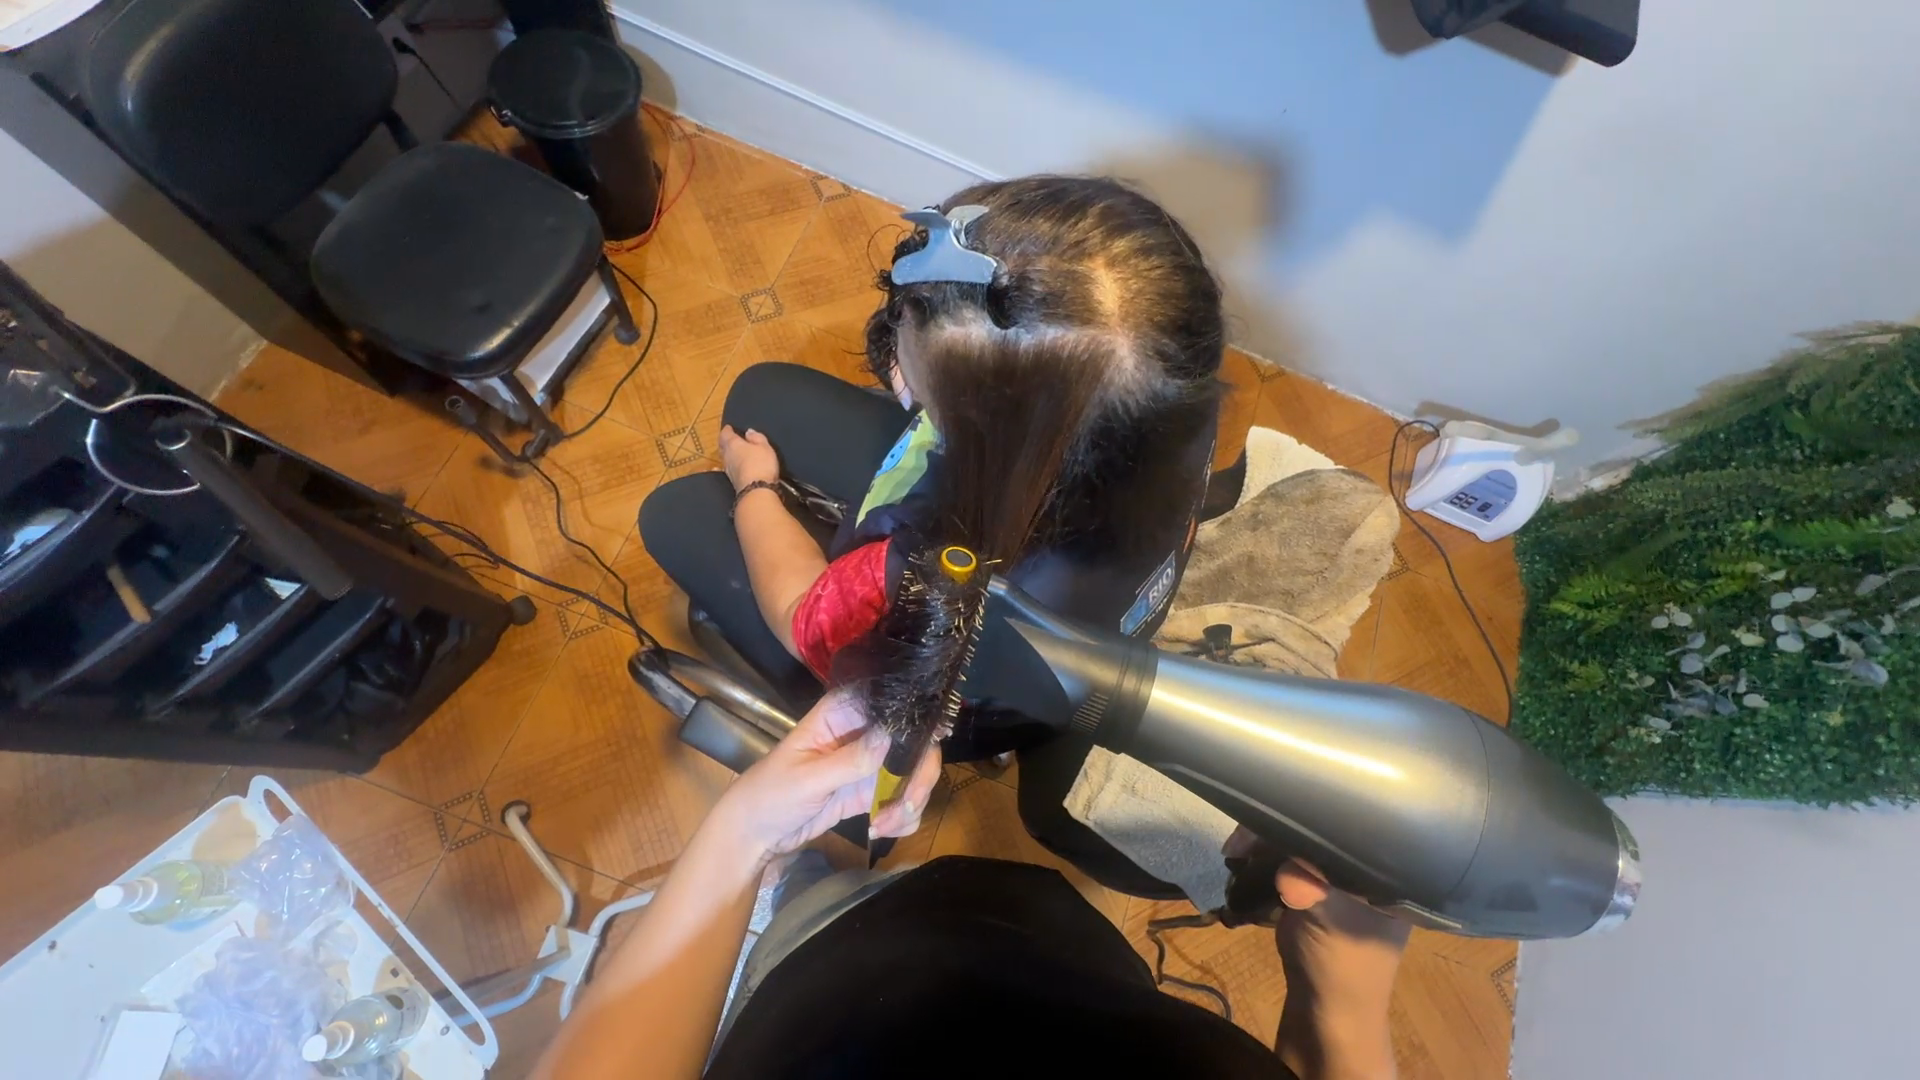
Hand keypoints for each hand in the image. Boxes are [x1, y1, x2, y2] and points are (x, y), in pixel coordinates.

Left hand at [711, 689, 941, 866]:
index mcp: (842, 713)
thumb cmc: (770, 794)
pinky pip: (902, 799)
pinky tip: (881, 830)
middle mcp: (863, 731)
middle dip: (918, 776)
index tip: (934, 740)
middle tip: (908, 804)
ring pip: (913, 772)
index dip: (917, 718)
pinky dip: (902, 817)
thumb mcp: (808, 778)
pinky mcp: (871, 791)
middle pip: (913, 741)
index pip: (889, 702)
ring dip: (910, 802)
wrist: (755, 835)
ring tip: (884, 826)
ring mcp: (870, 762)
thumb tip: (891, 736)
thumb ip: (851, 759)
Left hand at [719, 425, 780, 490]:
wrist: (756, 490)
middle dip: (725, 442)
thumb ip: (756, 437)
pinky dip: (731, 465)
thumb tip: (748, 432)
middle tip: (729, 438)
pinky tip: (732, 466)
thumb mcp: (765, 447)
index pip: (726, 434)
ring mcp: (728, 470)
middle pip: (722, 446)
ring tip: (733, 451)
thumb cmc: (761, 464)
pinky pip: (729, 469)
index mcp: (733, 444)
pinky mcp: (732, 481)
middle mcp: (727, 456)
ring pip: (725, 458)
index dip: (727, 430)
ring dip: (728, 454)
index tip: (729, 427)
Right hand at [1225, 828, 1406, 1077]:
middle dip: (1274, 832)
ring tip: (1235, 852)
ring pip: (1296, 847)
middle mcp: (1364, 872)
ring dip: (1263, 847)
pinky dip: (1263, 861)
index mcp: (1385, 873)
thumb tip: (1274, 845)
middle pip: (1316, 834)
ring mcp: (1337, 884)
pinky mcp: (1313, 895)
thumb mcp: (1326, 913)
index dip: (1307, 815)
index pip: (1346, 826)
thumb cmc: (1339, 966)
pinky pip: (1286, 864)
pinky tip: (1243, 862)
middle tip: (1239, 842)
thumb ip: (1306, 876)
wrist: (1326, 1017)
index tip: (1268, 816)